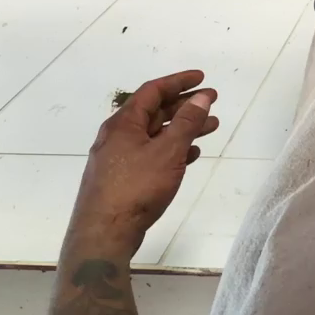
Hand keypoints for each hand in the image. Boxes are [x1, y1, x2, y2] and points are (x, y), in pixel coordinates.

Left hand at [66, 70, 219, 259]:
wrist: (103, 235)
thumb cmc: (136, 187)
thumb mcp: (168, 151)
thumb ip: (187, 122)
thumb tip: (201, 97)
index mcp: (123, 124)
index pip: (152, 91)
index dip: (178, 81)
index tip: (202, 78)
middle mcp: (117, 137)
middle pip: (154, 111)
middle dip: (185, 105)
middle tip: (211, 101)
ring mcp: (118, 159)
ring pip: (154, 134)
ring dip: (182, 128)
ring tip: (210, 128)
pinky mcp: (121, 179)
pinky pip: (151, 153)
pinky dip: (172, 148)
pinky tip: (191, 154)